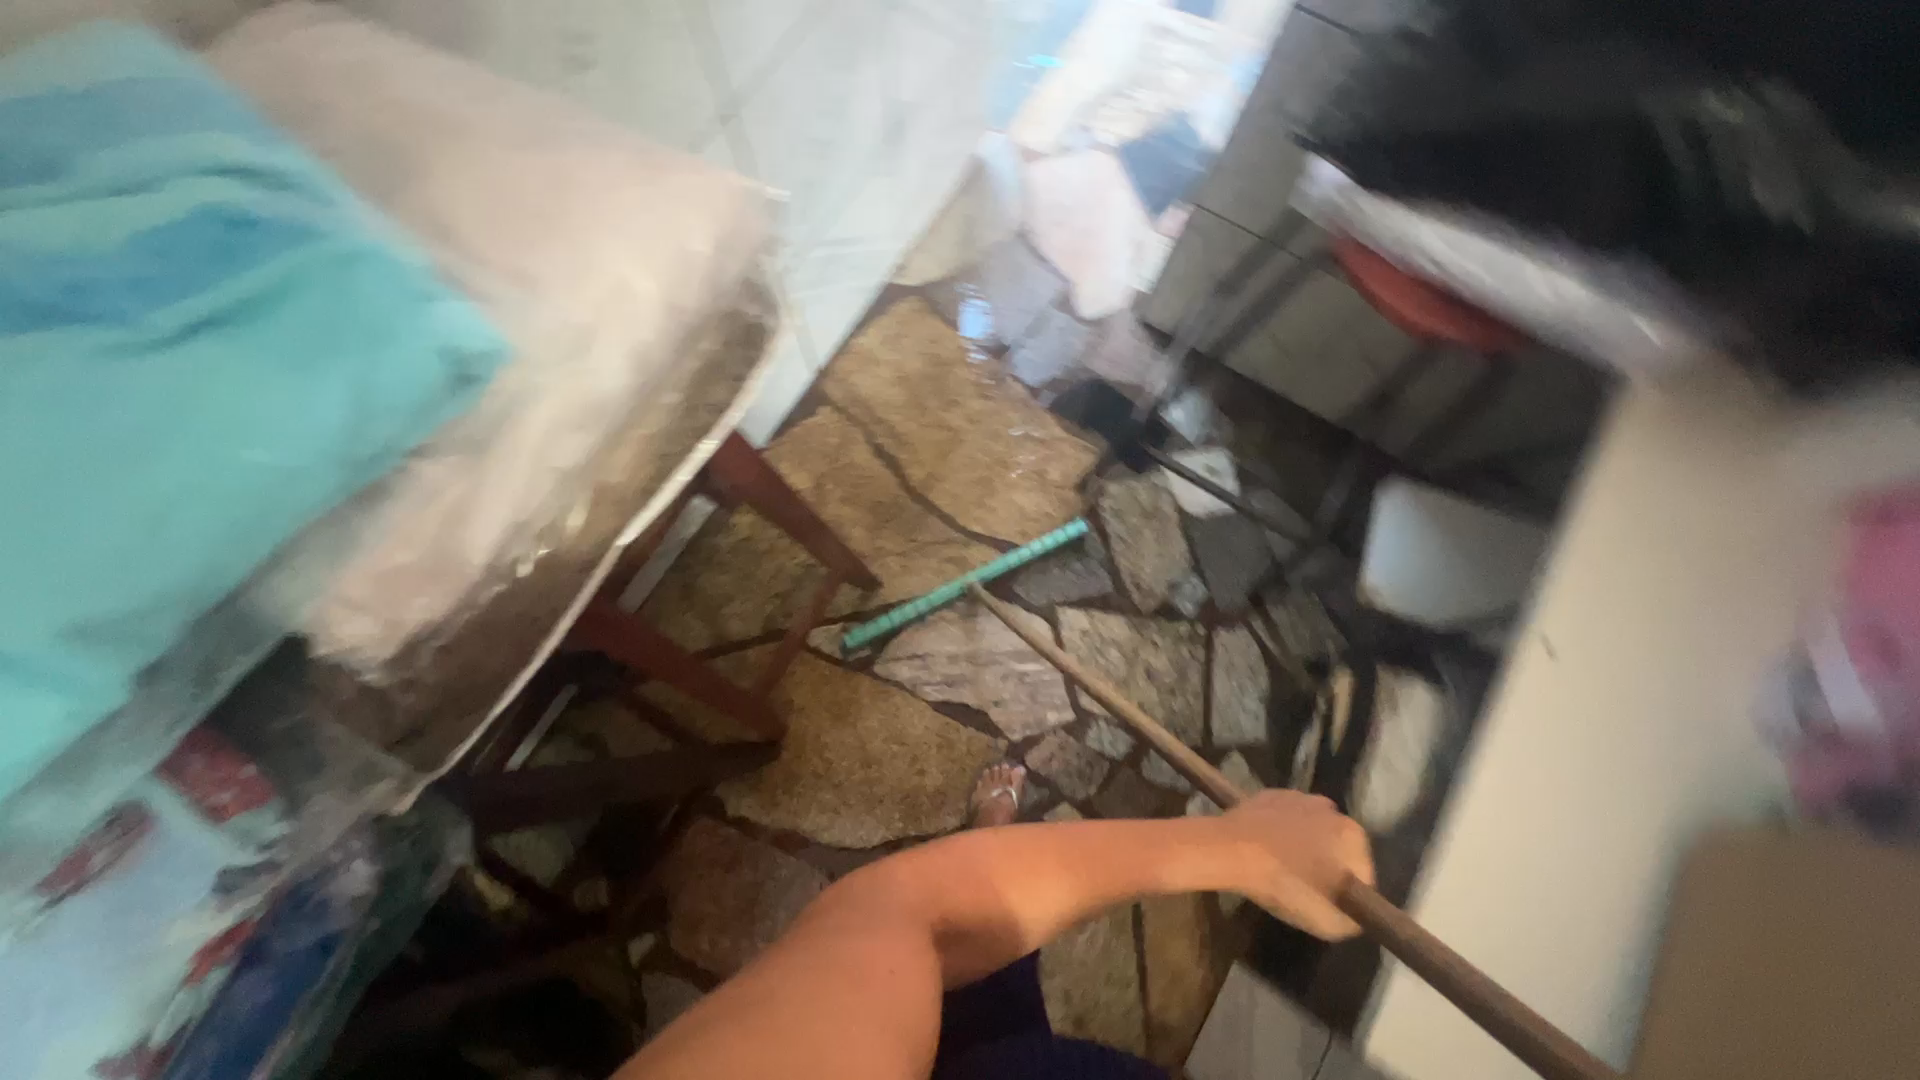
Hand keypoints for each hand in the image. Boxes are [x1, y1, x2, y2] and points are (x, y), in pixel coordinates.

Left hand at [1218, 790, 1373, 939]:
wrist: (1231, 850)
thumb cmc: (1286, 885)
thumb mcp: (1331, 924)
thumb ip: (1354, 919)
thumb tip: (1354, 914)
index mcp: (1354, 835)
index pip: (1363, 874)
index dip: (1349, 896)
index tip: (1328, 905)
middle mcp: (1331, 809)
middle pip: (1337, 849)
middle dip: (1327, 867)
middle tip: (1304, 888)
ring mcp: (1298, 796)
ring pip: (1310, 831)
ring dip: (1303, 847)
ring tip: (1281, 868)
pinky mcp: (1268, 794)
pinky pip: (1283, 819)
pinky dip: (1279, 831)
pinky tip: (1265, 848)